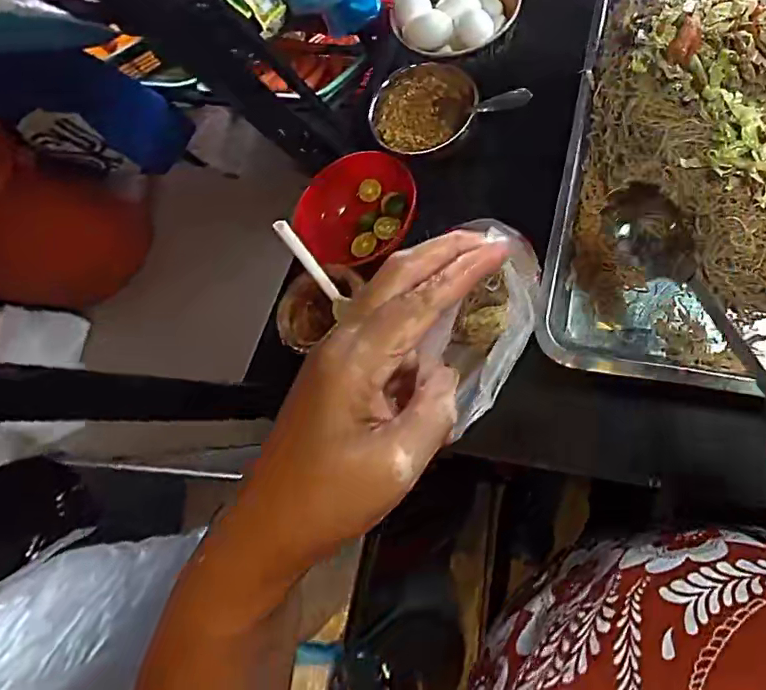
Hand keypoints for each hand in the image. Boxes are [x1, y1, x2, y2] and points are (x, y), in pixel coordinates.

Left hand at [237, 231, 508, 560]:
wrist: (267, 530)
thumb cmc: (330, 500)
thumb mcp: (398, 463)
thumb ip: (436, 407)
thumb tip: (443, 373)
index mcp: (357, 358)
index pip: (421, 300)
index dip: (463, 271)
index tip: (498, 247)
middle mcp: (344, 340)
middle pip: (397, 275)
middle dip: (444, 249)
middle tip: (486, 236)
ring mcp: (336, 350)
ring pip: (388, 290)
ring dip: (430, 267)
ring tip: (469, 256)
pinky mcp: (338, 366)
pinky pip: (384, 317)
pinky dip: (417, 297)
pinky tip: (437, 306)